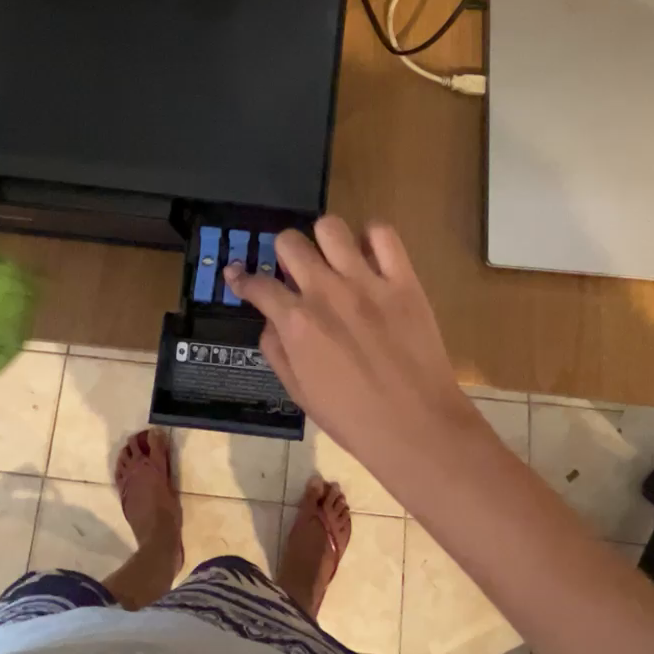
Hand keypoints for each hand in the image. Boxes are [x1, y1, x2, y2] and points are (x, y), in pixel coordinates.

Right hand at [225, 216, 485, 471]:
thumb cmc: (353, 418)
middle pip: (290, 242)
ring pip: (330, 227)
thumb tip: (270, 321)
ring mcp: (366, 281)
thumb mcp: (299, 393)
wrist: (416, 426)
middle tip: (294, 271)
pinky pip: (383, 234)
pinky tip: (370, 256)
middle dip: (283, 253)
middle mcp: (326, 292)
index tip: (238, 275)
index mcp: (297, 322)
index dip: (241, 278)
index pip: (257, 284)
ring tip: (332, 259)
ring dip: (324, 240)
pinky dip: (372, 238)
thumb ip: (277, 351)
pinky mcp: (403, 280)